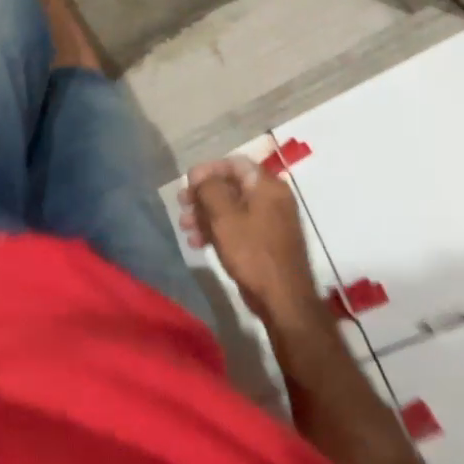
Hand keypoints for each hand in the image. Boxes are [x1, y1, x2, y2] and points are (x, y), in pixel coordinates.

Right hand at [179, 156, 316, 322]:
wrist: (282, 298)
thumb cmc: (252, 252)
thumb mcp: (224, 217)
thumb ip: (210, 189)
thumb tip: (200, 175)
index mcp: (267, 186)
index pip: (235, 164)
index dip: (208, 170)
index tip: (187, 183)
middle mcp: (272, 199)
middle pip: (232, 186)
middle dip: (203, 195)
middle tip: (181, 205)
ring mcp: (270, 221)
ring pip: (232, 208)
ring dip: (206, 214)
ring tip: (185, 227)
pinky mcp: (265, 242)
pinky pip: (238, 226)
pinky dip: (218, 230)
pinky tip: (197, 242)